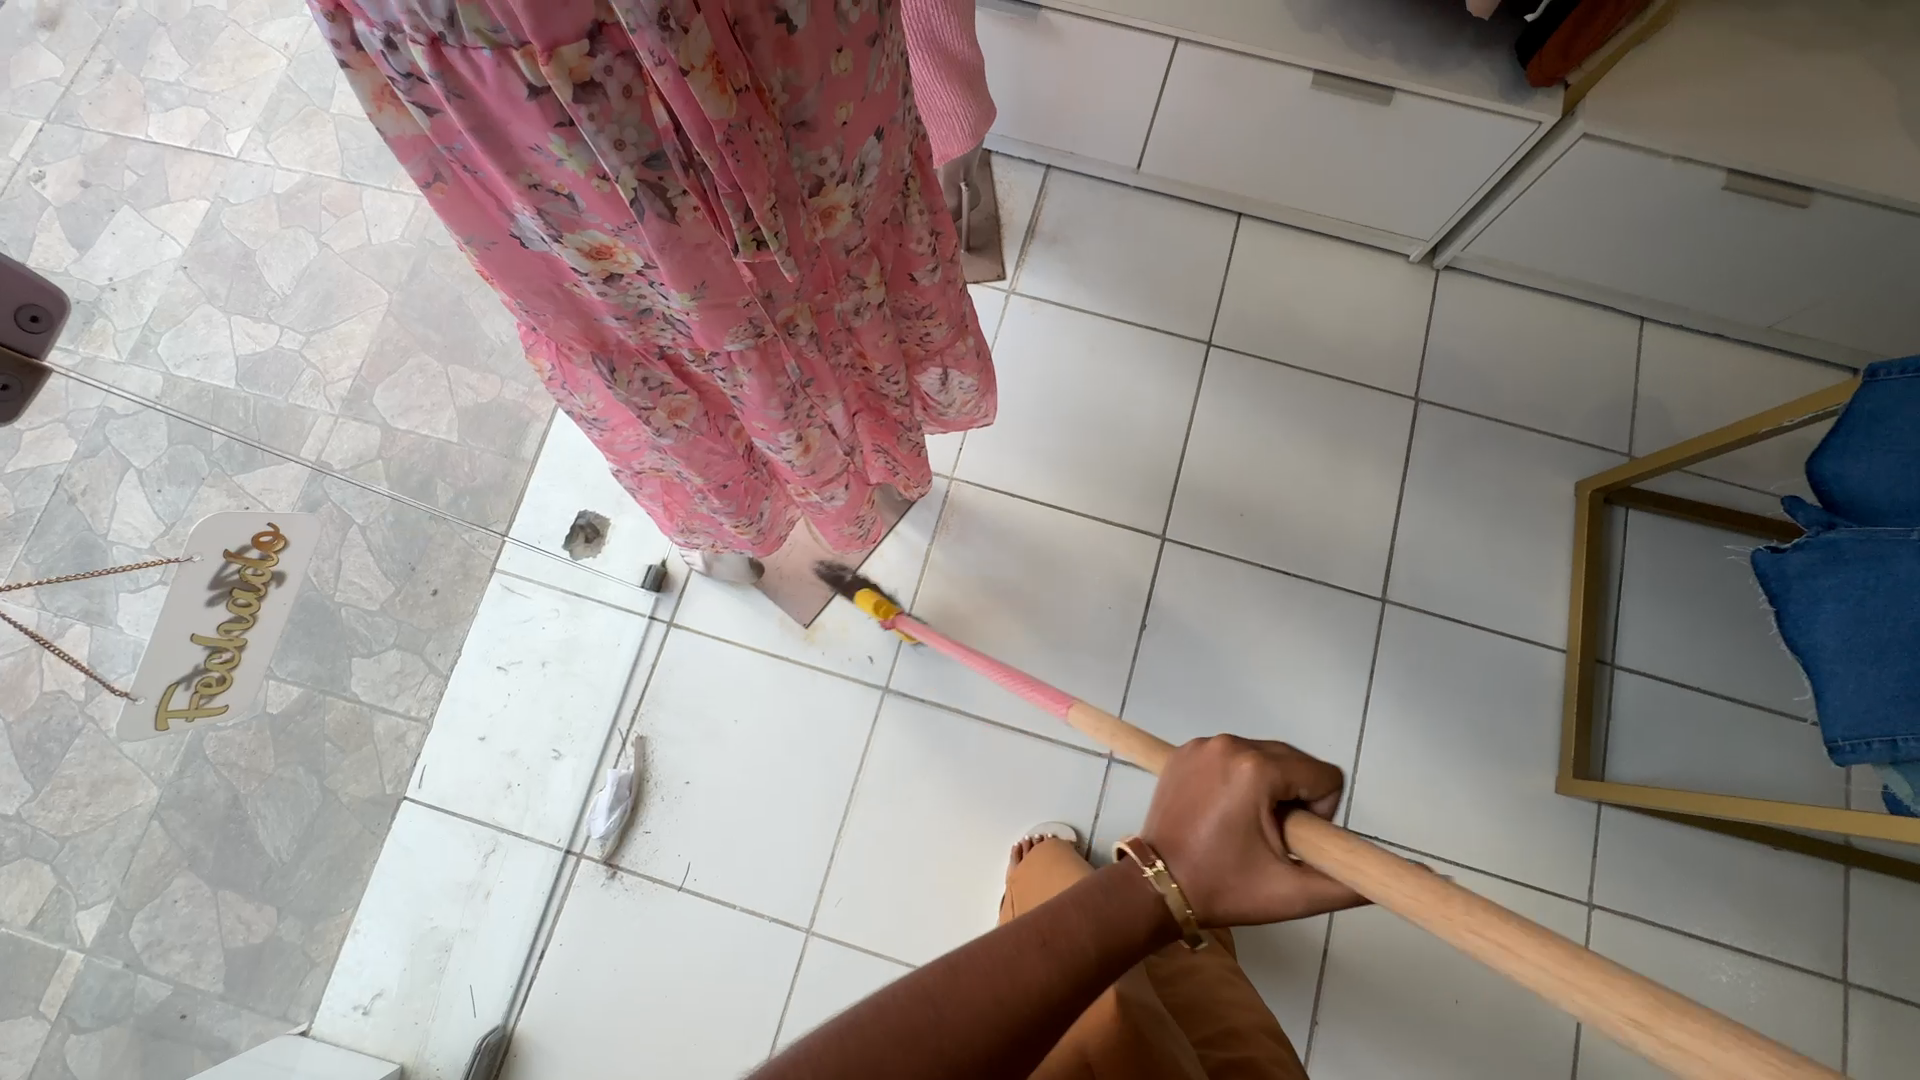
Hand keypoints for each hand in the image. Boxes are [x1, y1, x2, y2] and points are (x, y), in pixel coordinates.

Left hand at [1139, 735, 1367, 926]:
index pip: (1324, 775)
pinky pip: (1232, 756)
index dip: (1320, 812)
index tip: (1291, 840)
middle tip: (1268, 837)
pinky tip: (1222, 813)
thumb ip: (1352, 882)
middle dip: (1294, 798)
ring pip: (1264, 756)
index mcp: (1256, 768)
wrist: (1158, 884)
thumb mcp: (1294, 893)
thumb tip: (1416, 878)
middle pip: (1294, 761)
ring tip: (1243, 827)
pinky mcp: (1184, 751)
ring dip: (1267, 788)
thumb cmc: (1225, 887)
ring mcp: (1202, 744)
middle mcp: (1230, 743)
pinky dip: (1238, 779)